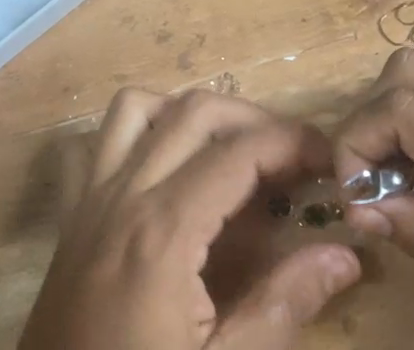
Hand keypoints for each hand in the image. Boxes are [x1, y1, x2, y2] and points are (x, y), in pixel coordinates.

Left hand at [21, 89, 361, 349]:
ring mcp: (88, 202)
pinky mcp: (69, 220)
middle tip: (293, 161)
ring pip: (136, 109)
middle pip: (194, 112)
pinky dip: (129, 136)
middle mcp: (123, 196)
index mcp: (163, 231)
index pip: (239, 152)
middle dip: (253, 121)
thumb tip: (344, 255)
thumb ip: (284, 304)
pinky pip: (92, 146)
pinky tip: (161, 169)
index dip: (292, 144)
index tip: (330, 162)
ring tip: (230, 152)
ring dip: (189, 113)